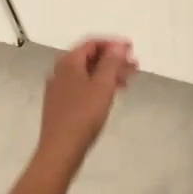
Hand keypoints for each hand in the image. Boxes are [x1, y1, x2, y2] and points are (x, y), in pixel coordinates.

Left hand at [36, 37, 136, 172]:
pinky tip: (111, 94)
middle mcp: (60, 72)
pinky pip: (82, 86)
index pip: (92, 43)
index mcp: (68, 63)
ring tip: (128, 80)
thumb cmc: (83, 115)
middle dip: (113, 59)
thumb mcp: (103, 86)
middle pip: (89, 57)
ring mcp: (59, 89)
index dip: (113, 44)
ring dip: (107, 73)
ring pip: (87, 73)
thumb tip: (118, 46)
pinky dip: (98, 85)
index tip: (132, 49)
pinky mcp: (61, 104)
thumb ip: (111, 63)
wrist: (60, 150)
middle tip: (134, 65)